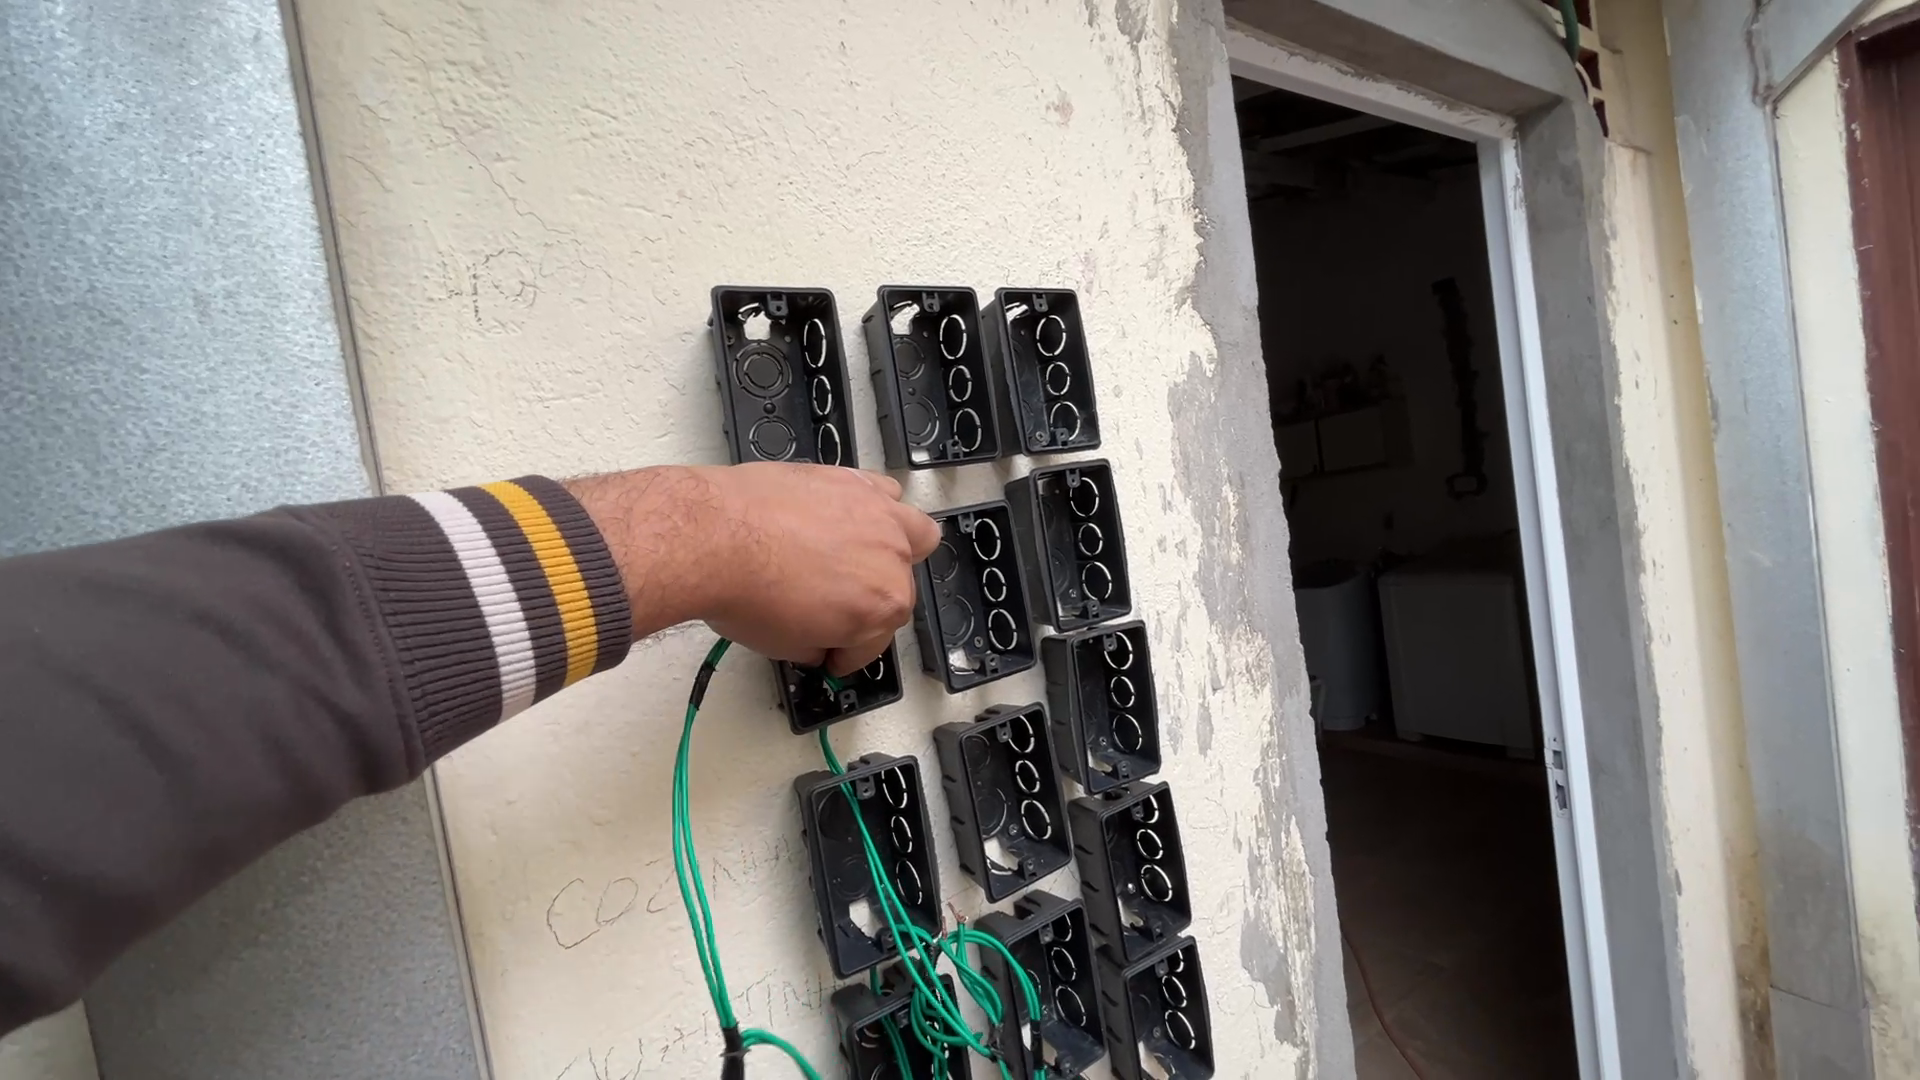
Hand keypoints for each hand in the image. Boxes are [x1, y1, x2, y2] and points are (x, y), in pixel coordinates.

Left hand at [569, 464, 940, 674]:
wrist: (712, 537)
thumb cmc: (743, 585)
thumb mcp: (783, 645)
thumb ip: (815, 644)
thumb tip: (815, 640)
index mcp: (883, 606)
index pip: (875, 642)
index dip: (848, 652)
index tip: (830, 652)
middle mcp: (891, 556)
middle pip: (899, 586)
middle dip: (871, 601)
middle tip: (838, 608)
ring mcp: (876, 514)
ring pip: (915, 531)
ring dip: (894, 549)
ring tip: (859, 557)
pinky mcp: (851, 480)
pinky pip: (884, 491)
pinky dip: (872, 506)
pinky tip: (844, 516)